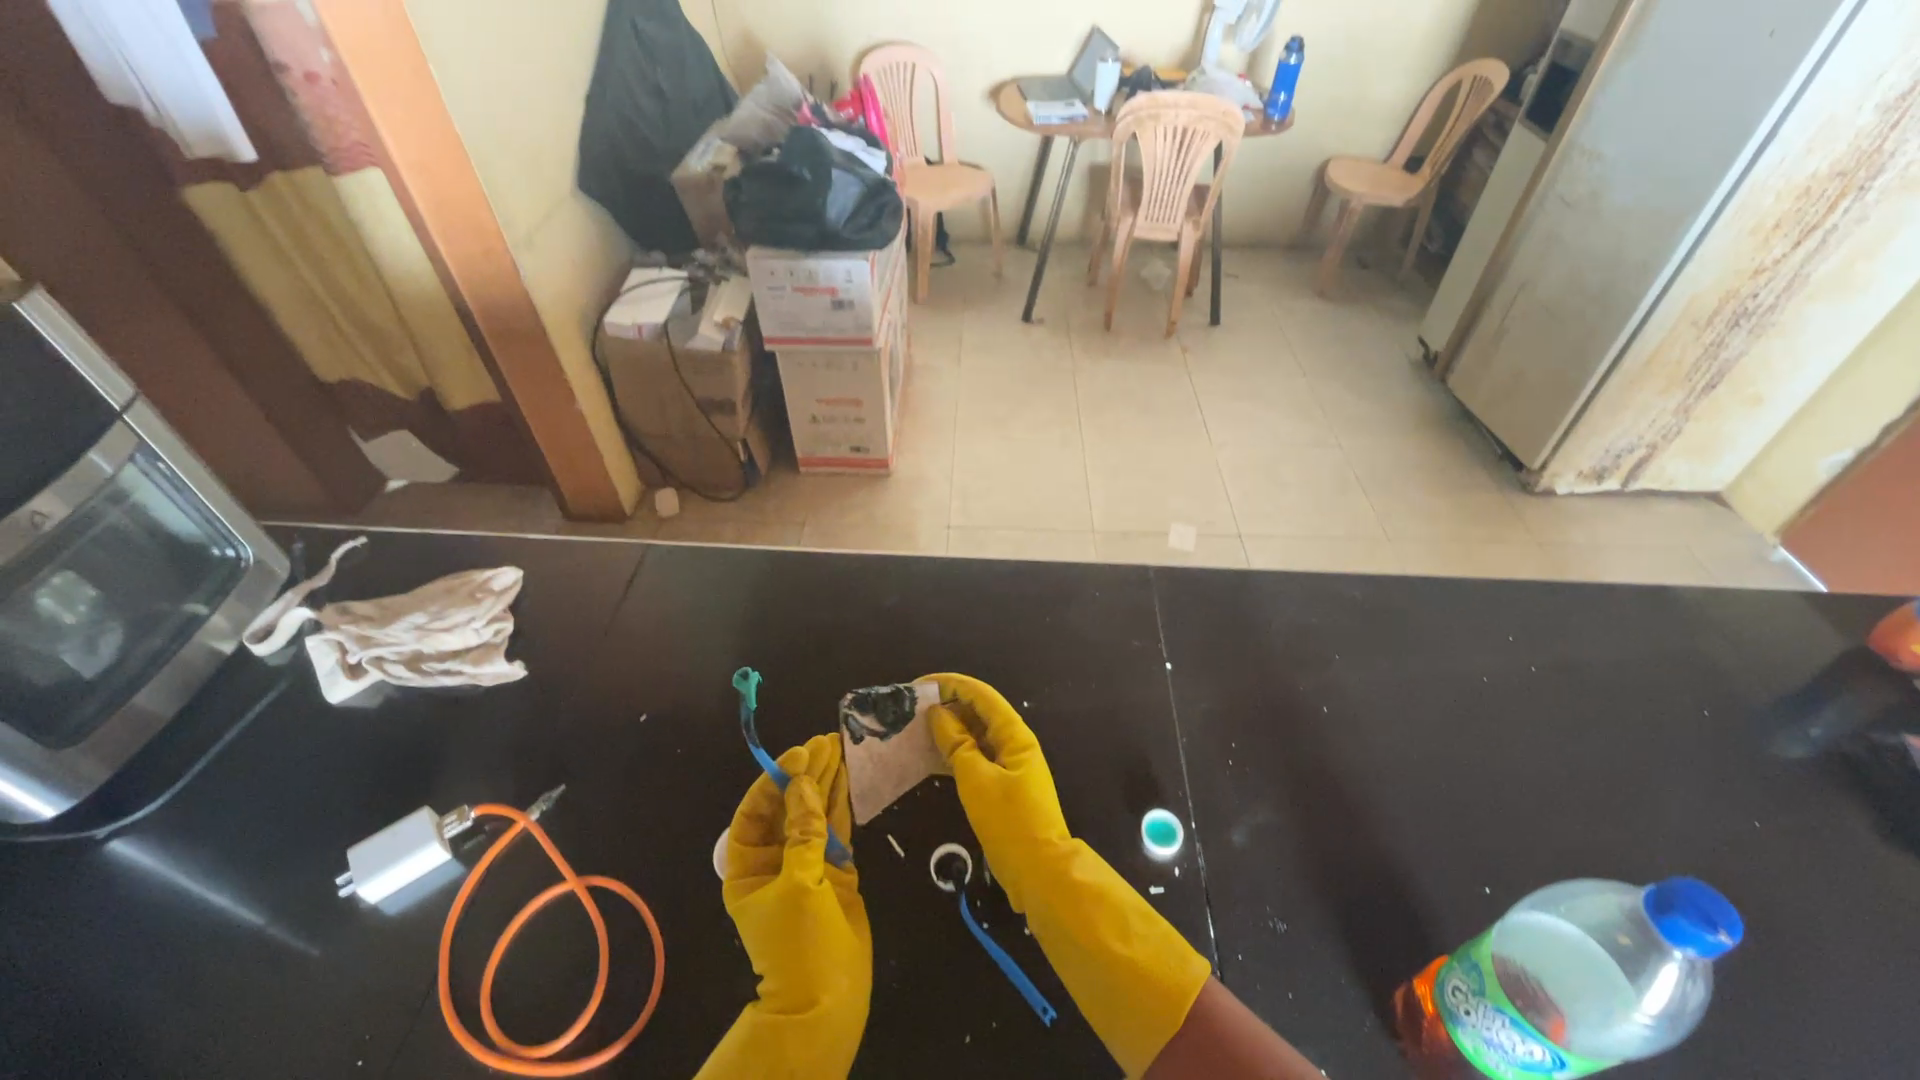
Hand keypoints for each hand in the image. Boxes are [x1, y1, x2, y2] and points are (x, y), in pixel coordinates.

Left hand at [699, 735, 869, 1078]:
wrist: (827, 998)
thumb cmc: (798, 944)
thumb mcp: (798, 885)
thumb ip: (805, 832)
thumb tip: (805, 785)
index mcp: (747, 868)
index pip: (755, 813)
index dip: (776, 782)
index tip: (799, 756)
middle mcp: (774, 860)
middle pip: (787, 808)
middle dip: (804, 775)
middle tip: (825, 741)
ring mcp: (806, 864)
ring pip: (814, 814)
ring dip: (826, 782)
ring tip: (839, 747)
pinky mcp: (835, 871)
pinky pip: (836, 830)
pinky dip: (842, 803)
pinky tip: (848, 776)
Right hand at [923, 674, 1210, 1077]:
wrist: (1040, 872)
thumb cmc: (1010, 822)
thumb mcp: (976, 780)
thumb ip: (955, 743)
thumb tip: (937, 714)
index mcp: (1014, 735)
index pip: (980, 695)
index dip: (950, 684)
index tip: (917, 685)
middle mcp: (1014, 744)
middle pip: (978, 712)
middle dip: (946, 704)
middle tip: (910, 708)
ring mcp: (1009, 766)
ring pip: (975, 735)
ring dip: (948, 728)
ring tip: (914, 728)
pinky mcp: (1002, 787)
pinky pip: (975, 757)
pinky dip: (954, 752)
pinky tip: (930, 756)